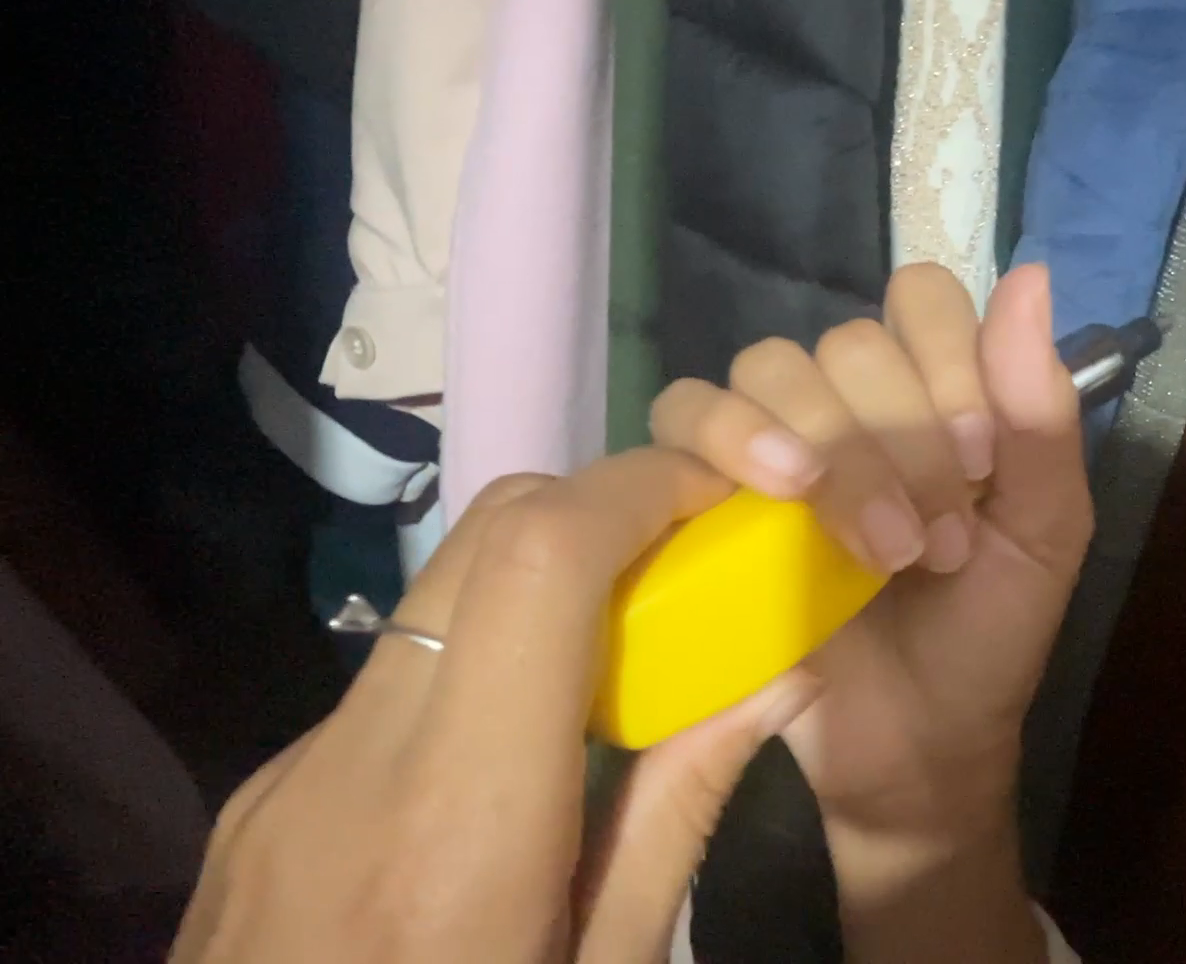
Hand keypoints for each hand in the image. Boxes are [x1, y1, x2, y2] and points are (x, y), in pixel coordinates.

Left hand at [171, 451, 821, 963]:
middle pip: (489, 533)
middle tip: (696, 541)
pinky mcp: (277, 786)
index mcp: (462, 818)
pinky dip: (504, 635)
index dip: (635, 491)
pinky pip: (415, 656)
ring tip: (634, 630)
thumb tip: (784, 674)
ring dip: (561, 563)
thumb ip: (686, 805)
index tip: (717, 492)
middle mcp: (357, 761)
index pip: (538, 566)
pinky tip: (538, 725)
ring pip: (449, 582)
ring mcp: (298, 767)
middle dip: (610, 500)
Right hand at [648, 263, 1090, 846]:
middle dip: (899, 440)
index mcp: (937, 393)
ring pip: (773, 367)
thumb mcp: (1045, 529)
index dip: (948, 363)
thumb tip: (1033, 275)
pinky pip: (685, 411)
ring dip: (830, 447)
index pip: (922, 299)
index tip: (979, 463)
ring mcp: (778, 437)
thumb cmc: (990, 628)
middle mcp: (855, 399)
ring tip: (872, 547)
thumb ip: (1041, 414)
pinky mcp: (711, 487)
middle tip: (935, 543)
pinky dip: (724, 432)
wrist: (917, 737)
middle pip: (850, 343)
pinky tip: (775, 492)